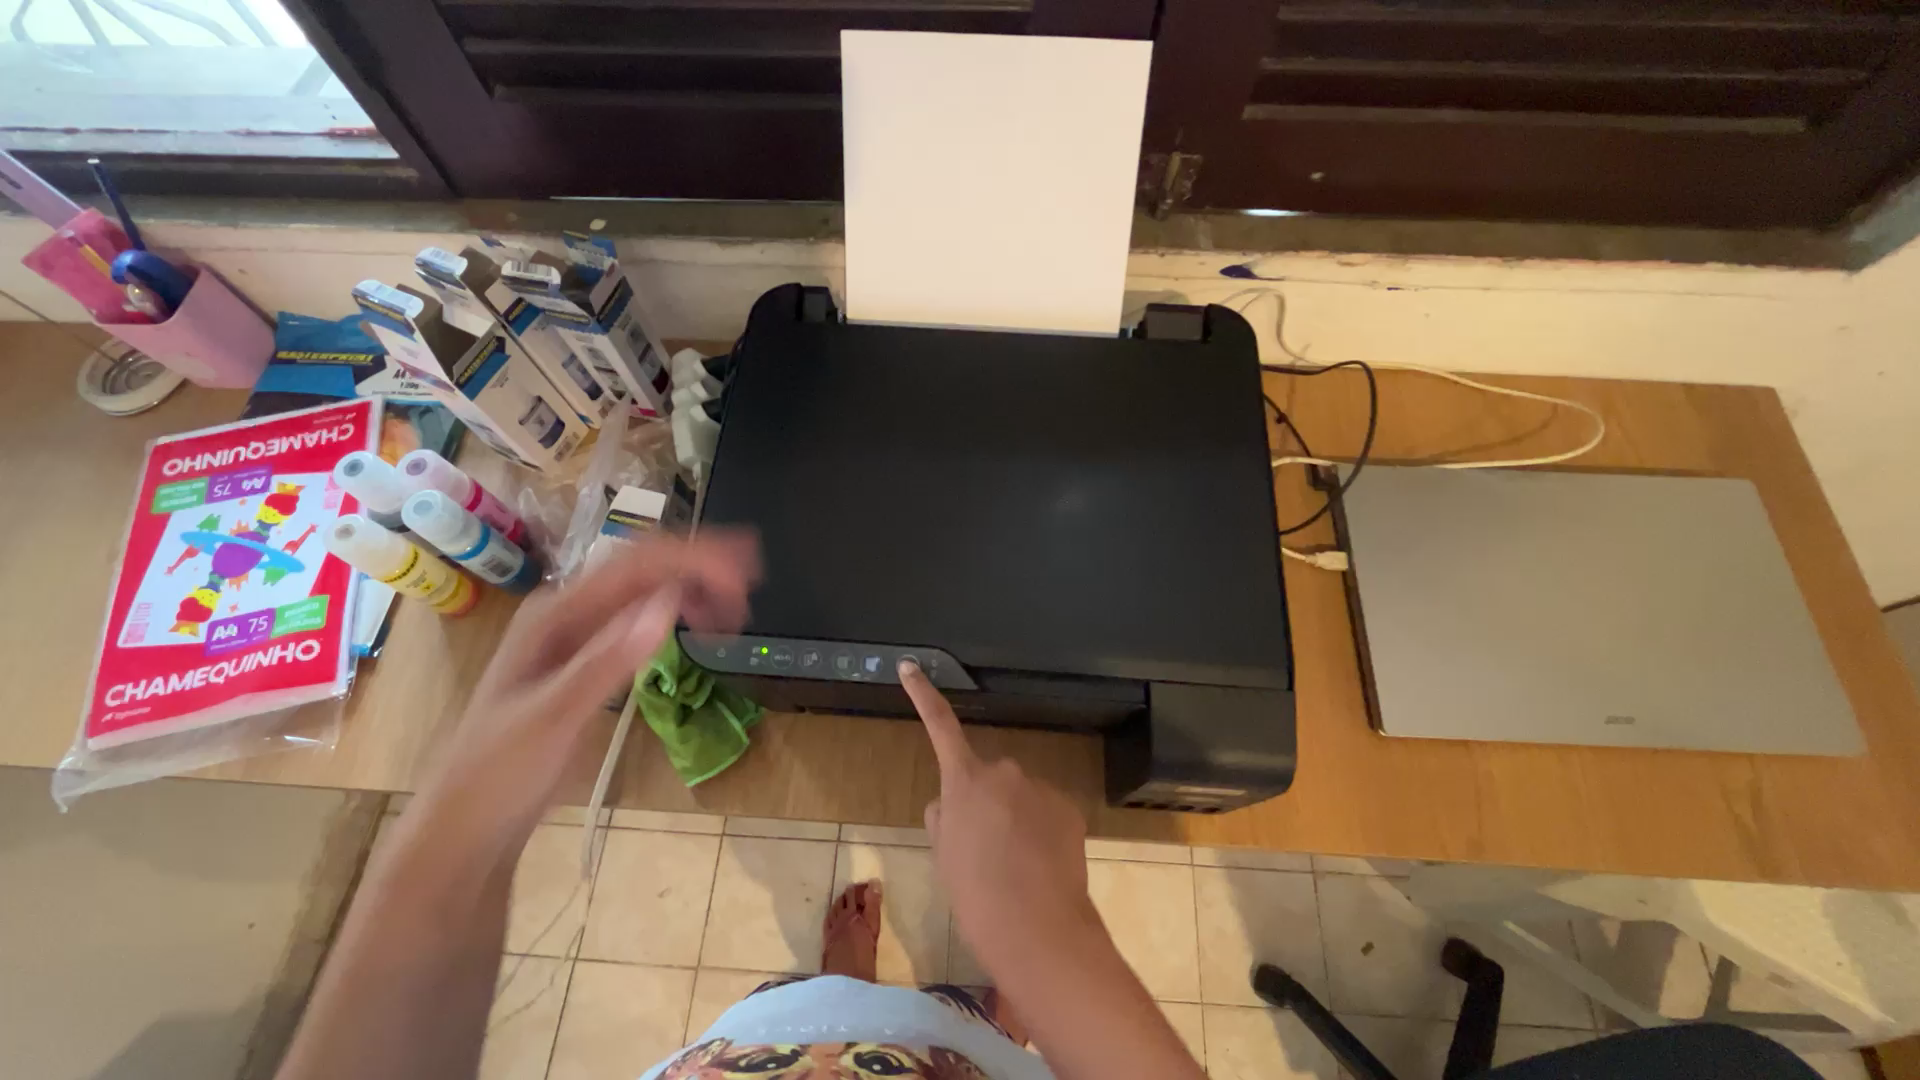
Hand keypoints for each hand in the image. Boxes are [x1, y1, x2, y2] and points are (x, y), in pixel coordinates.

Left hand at [412, 532, 759, 840]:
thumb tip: (667, 605)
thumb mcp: (555, 717)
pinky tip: (699, 628)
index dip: (692, 558)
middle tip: (750, 581)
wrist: (467, 824)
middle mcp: (567, 613)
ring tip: (735, 606)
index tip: (742, 573)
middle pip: (643, 567)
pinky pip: (640, 619)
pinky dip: (676, 615)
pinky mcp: (588, 660)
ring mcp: (577, 636)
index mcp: (556, 615)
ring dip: (692, 587)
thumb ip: (608, 661)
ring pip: (645, 590)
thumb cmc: (500, 773)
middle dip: (699, 564)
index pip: (634, 566)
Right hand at [899, 660, 1102, 967]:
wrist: (1038, 931)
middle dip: (984, 802)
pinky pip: (1046, 812)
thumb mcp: (944, 856)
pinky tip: (1042, 867)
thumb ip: (944, 817)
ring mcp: (1041, 788)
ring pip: (1020, 797)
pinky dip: (1042, 832)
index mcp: (964, 782)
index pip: (939, 726)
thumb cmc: (976, 896)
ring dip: (1015, 819)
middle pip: (987, 779)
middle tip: (983, 851)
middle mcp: (1005, 772)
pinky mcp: (1069, 808)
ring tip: (1016, 868)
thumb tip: (951, 803)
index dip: (922, 695)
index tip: (910, 667)